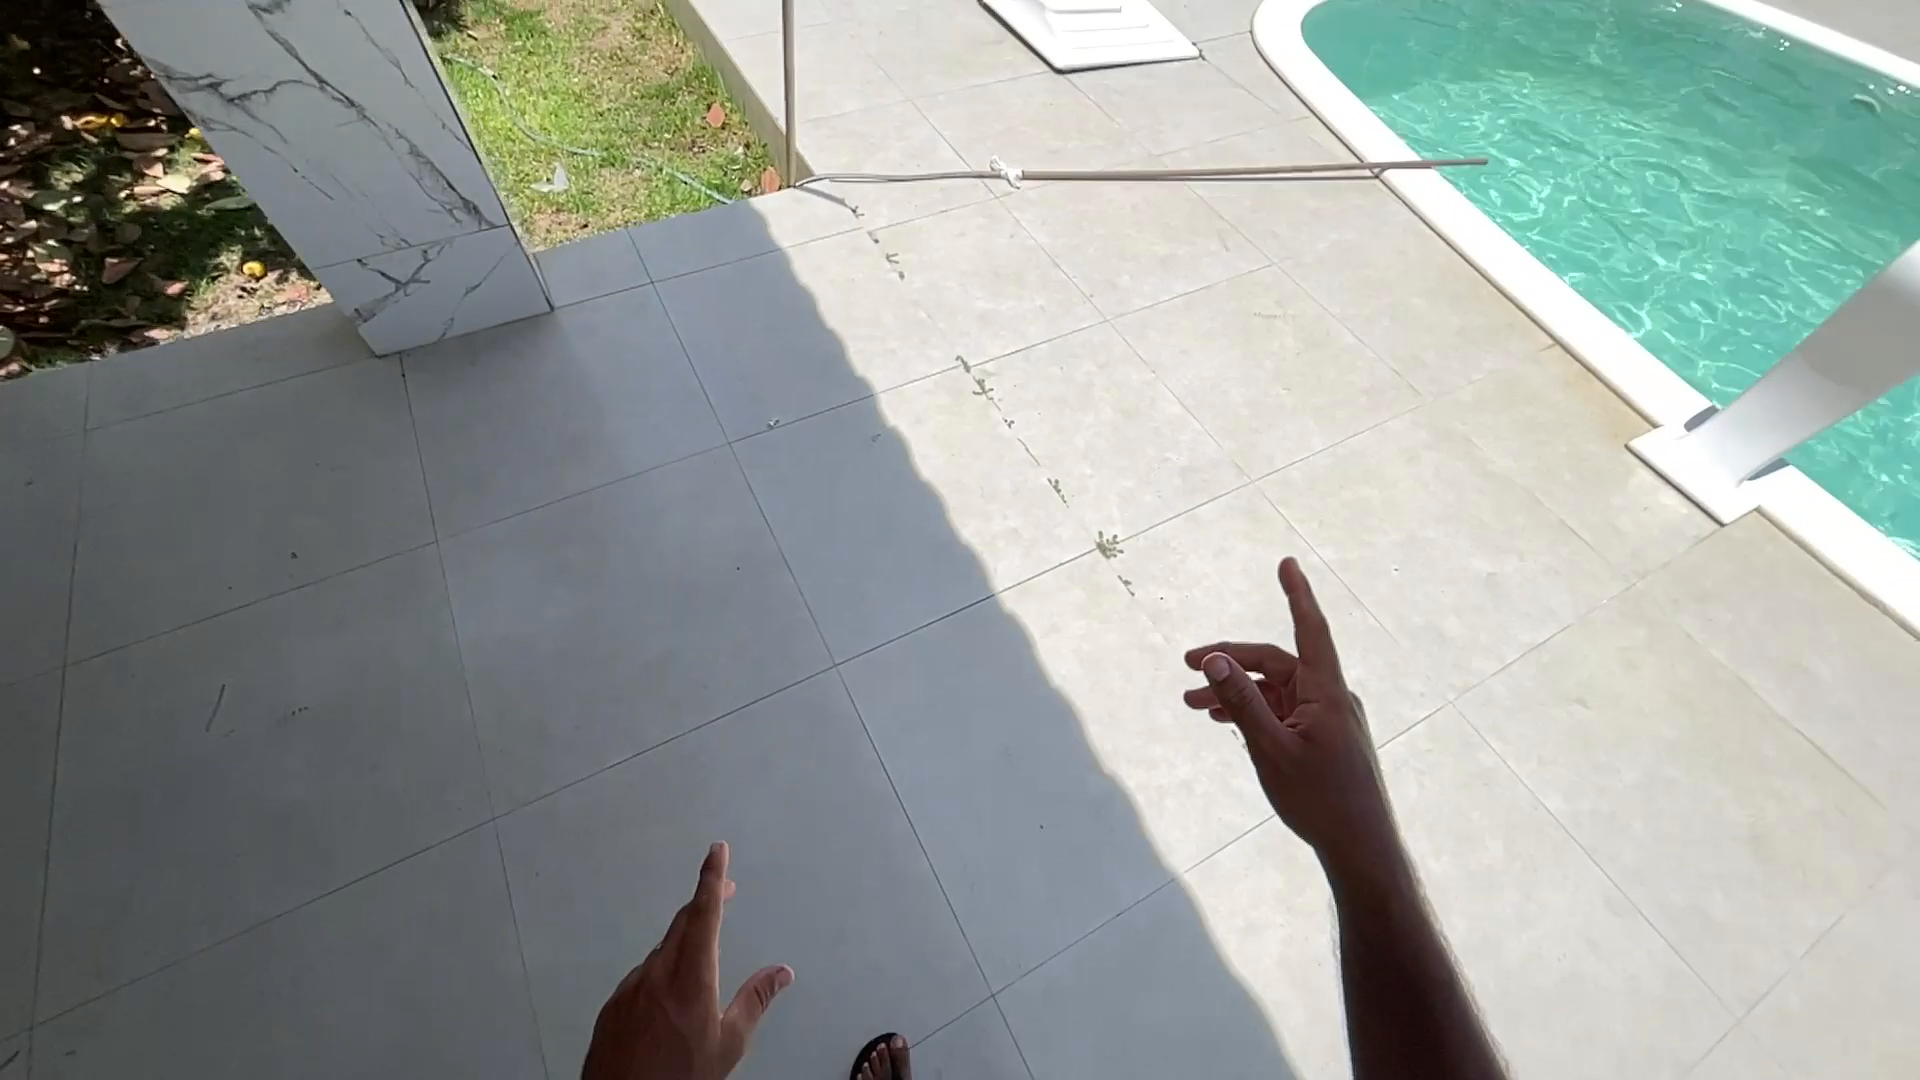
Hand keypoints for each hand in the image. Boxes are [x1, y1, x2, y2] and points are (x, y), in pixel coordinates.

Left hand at [583, 842, 793, 1079]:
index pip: (704, 912)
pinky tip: (667, 999)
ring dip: (683, 942)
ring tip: (700, 963)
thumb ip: (755, 1000)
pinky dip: (660, 971)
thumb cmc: (680, 1078)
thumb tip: (783, 971)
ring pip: (662, 950)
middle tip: (725, 891)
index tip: (717, 849)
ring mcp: (630, 988)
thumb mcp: (728, 1045)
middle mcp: (658, 972)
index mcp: (691, 975)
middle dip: (705, 901)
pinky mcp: (612, 1007)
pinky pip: (642, 976)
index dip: (712, 877)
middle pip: (683, 922)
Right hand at [1182, 558, 1402, 885]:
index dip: (1296, 594)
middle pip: (1275, 662)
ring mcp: (1327, 719)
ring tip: (1190, 704)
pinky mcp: (1322, 739)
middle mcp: (1329, 697)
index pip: (1309, 629)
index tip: (1286, 562)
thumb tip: (1214, 658)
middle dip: (1230, 660)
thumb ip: (1240, 701)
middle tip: (1187, 665)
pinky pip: (1281, 711)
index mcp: (1326, 691)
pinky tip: (1222, 723)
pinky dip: (1251, 710)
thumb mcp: (1269, 747)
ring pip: (1274, 689)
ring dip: (1234, 691)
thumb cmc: (1319, 799)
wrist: (1361, 851)